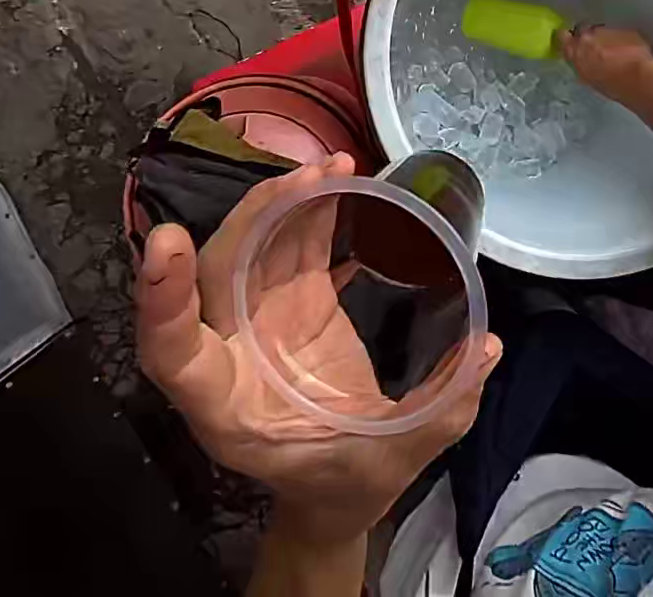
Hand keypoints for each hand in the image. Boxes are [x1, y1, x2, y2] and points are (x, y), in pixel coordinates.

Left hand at [136, 154, 501, 543]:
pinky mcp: (290, 301)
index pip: (175, 352)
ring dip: (287, 201)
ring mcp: (260, 320)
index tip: (168, 241)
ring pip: (255, 246)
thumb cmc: (348, 482)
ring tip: (336, 167)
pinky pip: (289, 245)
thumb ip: (443, 410)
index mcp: (233, 406)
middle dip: (258, 217)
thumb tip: (488, 346)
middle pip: (220, 273)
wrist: (335, 486)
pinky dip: (309, 211)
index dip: (164, 298)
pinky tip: (341, 185)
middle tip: (314, 178)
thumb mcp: (397, 458)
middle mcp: (233, 352)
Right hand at [557, 24, 652, 102]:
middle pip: (585, 30)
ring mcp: (608, 30)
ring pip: (604, 31)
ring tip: (618, 54)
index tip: (573, 42)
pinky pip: (622, 33)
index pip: (562, 36)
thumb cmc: (612, 86)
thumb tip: (584, 62)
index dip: (569, 39)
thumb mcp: (588, 79)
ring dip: (609, 39)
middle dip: (590, 37)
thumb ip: (582, 65)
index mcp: (575, 51)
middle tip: (598, 50)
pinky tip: (632, 52)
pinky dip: (625, 40)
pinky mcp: (626, 29)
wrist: (638, 79)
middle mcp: (588, 36)